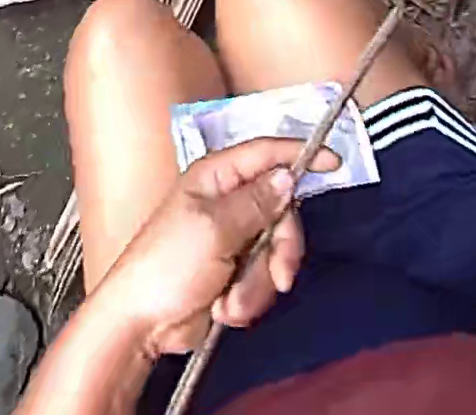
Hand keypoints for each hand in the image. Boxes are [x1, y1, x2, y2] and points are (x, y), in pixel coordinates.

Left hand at [88, 137, 336, 356]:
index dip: (299, 154)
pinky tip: (226, 306)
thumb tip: (288, 176)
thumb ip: (256, 202)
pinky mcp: (235, 267)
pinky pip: (263, 274)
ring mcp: (232, 234)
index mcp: (216, 176)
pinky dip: (250, 295)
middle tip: (279, 275)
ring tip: (233, 301)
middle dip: (281, 247)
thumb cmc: (167, 265)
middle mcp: (227, 199)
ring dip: (260, 281)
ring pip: (275, 247)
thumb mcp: (214, 229)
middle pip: (281, 208)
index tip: (333, 160)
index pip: (265, 153)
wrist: (142, 324)